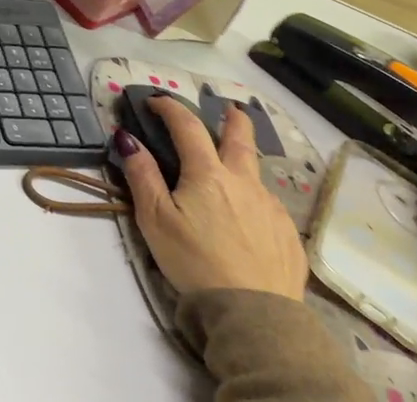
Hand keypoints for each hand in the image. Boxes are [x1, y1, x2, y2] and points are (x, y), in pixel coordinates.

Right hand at [116, 95, 307, 301]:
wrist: (255, 314)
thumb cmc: (195, 261)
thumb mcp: (154, 219)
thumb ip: (142, 175)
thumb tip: (128, 138)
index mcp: (208, 174)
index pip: (188, 127)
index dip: (170, 108)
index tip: (155, 101)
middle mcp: (244, 183)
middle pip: (241, 140)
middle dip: (233, 120)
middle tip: (230, 110)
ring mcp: (271, 208)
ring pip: (257, 174)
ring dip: (243, 163)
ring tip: (232, 171)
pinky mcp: (288, 235)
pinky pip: (268, 206)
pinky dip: (254, 199)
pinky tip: (246, 218)